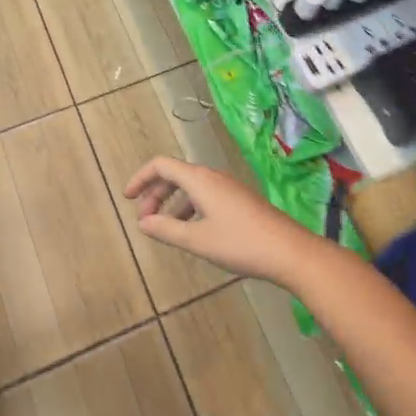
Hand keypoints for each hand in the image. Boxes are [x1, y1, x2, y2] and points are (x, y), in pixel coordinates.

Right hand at [123, 156, 326, 286]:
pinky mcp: (238, 201)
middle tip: (144, 220)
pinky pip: (204, 196)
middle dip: (155, 194)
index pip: (161, 165)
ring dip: (172, 203)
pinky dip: (189, 208)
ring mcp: (227, 188)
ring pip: (190, 187)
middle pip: (175, 175)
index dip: (141, 178)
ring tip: (164, 228)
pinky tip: (190, 231)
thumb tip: (143, 222)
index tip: (127, 198)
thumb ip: (167, 230)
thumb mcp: (198, 240)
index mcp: (199, 179)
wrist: (288, 251)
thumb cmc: (240, 243)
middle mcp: (211, 177)